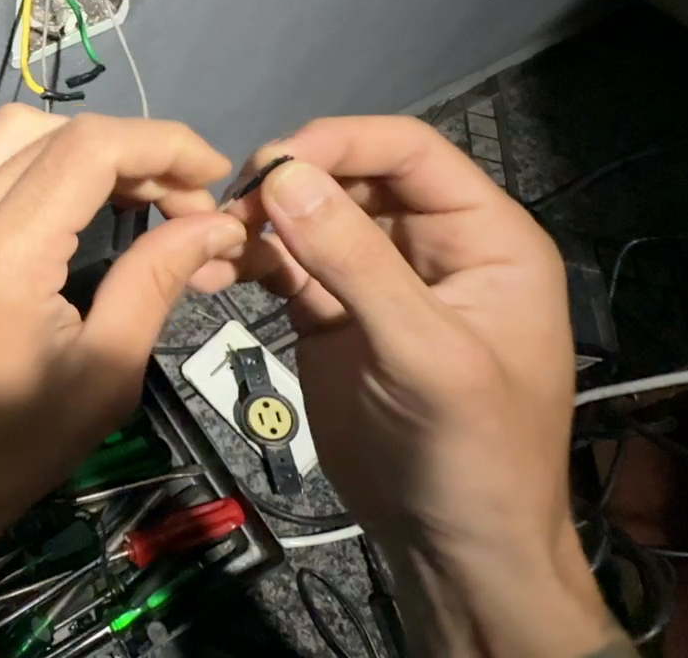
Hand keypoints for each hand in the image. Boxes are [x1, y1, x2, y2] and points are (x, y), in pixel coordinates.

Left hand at [0, 106, 245, 547]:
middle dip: (136, 151)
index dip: (162, 145)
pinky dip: (24, 149)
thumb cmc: (11, 446)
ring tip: (126, 191)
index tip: (213, 177)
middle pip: (58, 133)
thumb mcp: (103, 375)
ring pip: (11, 129)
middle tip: (183, 205)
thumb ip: (156, 282)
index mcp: (3, 254)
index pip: (89, 149)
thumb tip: (216, 224)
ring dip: (79, 143)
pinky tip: (54, 187)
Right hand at [211, 117, 621, 655]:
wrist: (446, 546)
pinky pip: (280, 263)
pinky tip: (208, 271)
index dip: (340, 142)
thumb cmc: (468, 451)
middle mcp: (423, 243)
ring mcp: (369, 275)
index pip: (407, 151)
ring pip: (304, 217)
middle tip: (230, 209)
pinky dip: (242, 261)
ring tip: (209, 241)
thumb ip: (354, 259)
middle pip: (346, 177)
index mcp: (479, 237)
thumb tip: (282, 173)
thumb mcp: (423, 353)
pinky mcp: (326, 307)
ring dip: (254, 223)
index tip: (271, 163)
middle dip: (286, 185)